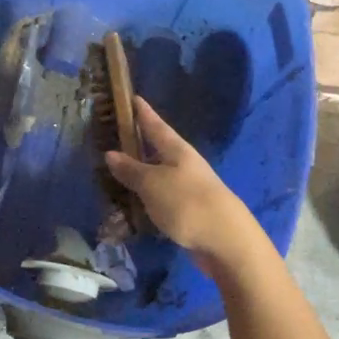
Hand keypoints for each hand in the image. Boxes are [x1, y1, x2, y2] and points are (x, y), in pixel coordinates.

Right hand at [106, 98, 266, 268]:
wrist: (227, 241)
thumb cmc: (186, 203)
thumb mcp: (152, 184)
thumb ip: (131, 170)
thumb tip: (111, 153)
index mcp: (177, 150)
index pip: (156, 125)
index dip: (143, 112)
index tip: (133, 97)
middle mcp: (185, 164)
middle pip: (159, 149)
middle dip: (140, 143)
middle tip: (116, 136)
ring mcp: (190, 188)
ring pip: (160, 174)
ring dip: (141, 173)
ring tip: (117, 173)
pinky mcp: (190, 211)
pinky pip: (163, 197)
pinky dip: (147, 197)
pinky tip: (134, 204)